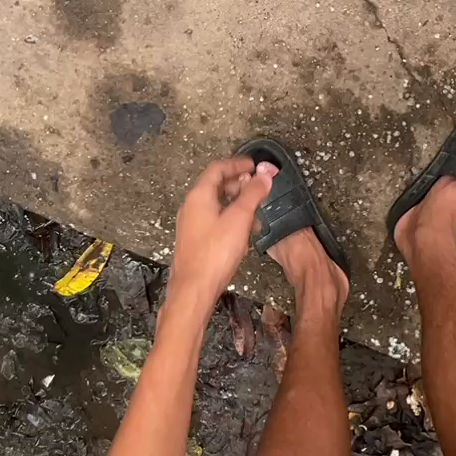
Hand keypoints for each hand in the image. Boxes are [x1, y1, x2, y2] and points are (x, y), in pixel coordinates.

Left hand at [165, 157, 276, 314]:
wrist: (193, 291)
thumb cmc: (214, 253)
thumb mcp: (239, 219)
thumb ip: (253, 194)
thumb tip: (264, 176)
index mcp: (199, 196)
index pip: (218, 169)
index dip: (237, 164)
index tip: (254, 166)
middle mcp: (191, 206)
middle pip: (216, 185)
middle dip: (239, 185)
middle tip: (257, 190)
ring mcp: (191, 224)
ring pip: (216, 204)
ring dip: (237, 205)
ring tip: (256, 217)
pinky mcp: (194, 240)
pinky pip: (214, 220)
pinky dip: (230, 219)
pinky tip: (243, 234)